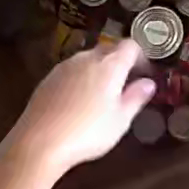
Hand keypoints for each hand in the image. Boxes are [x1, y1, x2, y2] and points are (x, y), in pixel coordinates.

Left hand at [0, 39, 156, 180]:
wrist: (40, 142)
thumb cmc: (88, 131)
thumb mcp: (121, 119)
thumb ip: (137, 97)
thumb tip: (149, 83)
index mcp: (109, 64)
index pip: (131, 46)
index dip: (142, 58)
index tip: (145, 76)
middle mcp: (86, 58)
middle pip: (109, 49)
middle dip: (121, 63)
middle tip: (127, 86)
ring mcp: (64, 66)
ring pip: (89, 59)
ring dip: (100, 71)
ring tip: (103, 96)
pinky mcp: (47, 78)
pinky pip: (72, 71)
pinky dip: (81, 79)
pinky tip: (79, 103)